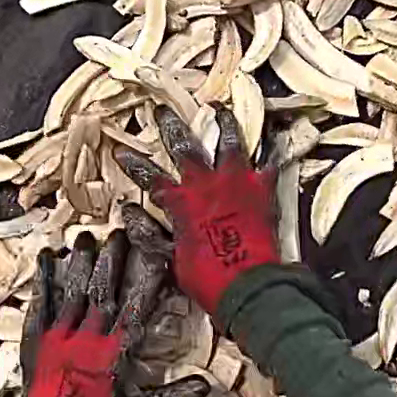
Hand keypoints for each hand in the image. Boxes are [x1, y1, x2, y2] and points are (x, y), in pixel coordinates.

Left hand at [16, 225, 209, 396]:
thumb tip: (208, 384)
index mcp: (113, 355)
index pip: (136, 308)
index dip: (147, 280)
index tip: (157, 254)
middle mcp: (85, 338)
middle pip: (102, 290)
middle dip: (112, 259)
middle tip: (118, 232)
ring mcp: (57, 337)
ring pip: (72, 291)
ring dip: (81, 262)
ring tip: (86, 236)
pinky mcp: (35, 342)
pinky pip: (40, 304)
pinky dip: (43, 280)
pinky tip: (45, 258)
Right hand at [115, 105, 278, 314]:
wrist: (249, 286)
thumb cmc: (207, 276)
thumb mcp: (169, 258)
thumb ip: (150, 233)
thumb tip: (129, 212)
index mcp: (180, 201)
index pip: (150, 177)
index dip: (133, 164)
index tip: (120, 152)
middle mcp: (206, 184)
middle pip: (185, 148)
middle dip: (170, 127)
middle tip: (161, 111)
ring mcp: (237, 183)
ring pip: (229, 144)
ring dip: (223, 125)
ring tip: (219, 110)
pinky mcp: (264, 191)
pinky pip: (271, 163)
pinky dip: (274, 149)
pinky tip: (276, 135)